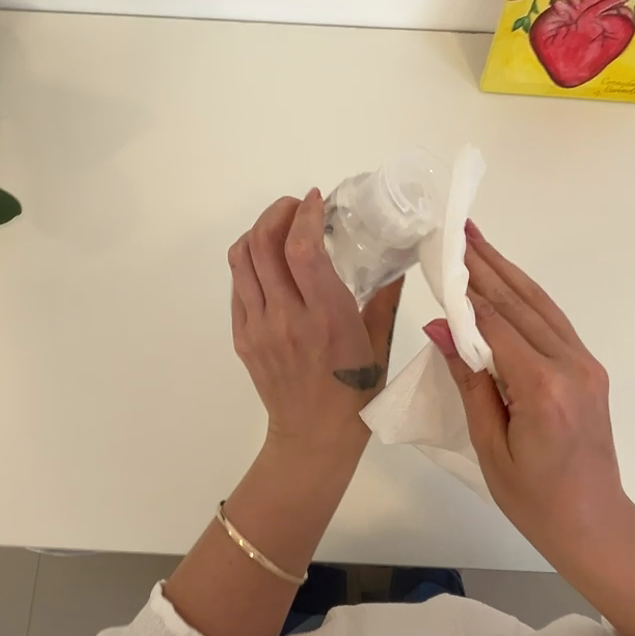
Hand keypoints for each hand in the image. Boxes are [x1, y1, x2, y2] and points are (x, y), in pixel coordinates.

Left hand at [229, 190, 402, 455]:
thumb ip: (384, 297)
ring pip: (242, 259)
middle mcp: (286, 318)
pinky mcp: (242, 337)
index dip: (305, 215)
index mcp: (325, 318)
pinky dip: (250, 260)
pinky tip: (270, 261)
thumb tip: (396, 259)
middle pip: (263, 245)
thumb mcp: (378, 344)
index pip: (303, 250)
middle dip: (277, 212)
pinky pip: (238, 285)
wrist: (313, 437)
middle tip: (296, 206)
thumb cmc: (355, 393)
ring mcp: (258, 327)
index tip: (316, 198)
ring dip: (258, 231)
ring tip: (280, 226)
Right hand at [425, 223, 630, 561]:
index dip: (465, 291)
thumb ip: (469, 381)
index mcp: (542, 388)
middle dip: (485, 264)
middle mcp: (570, 365)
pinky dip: (525, 295)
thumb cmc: (534, 500)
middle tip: (459, 229)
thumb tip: (441, 326)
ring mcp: (585, 363)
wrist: (596, 525)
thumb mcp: (489, 446)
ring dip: (506, 271)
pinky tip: (507, 280)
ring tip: (478, 241)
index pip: (495, 325)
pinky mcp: (589, 367)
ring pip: (539, 304)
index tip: (441, 256)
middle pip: (519, 303)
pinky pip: (552, 321)